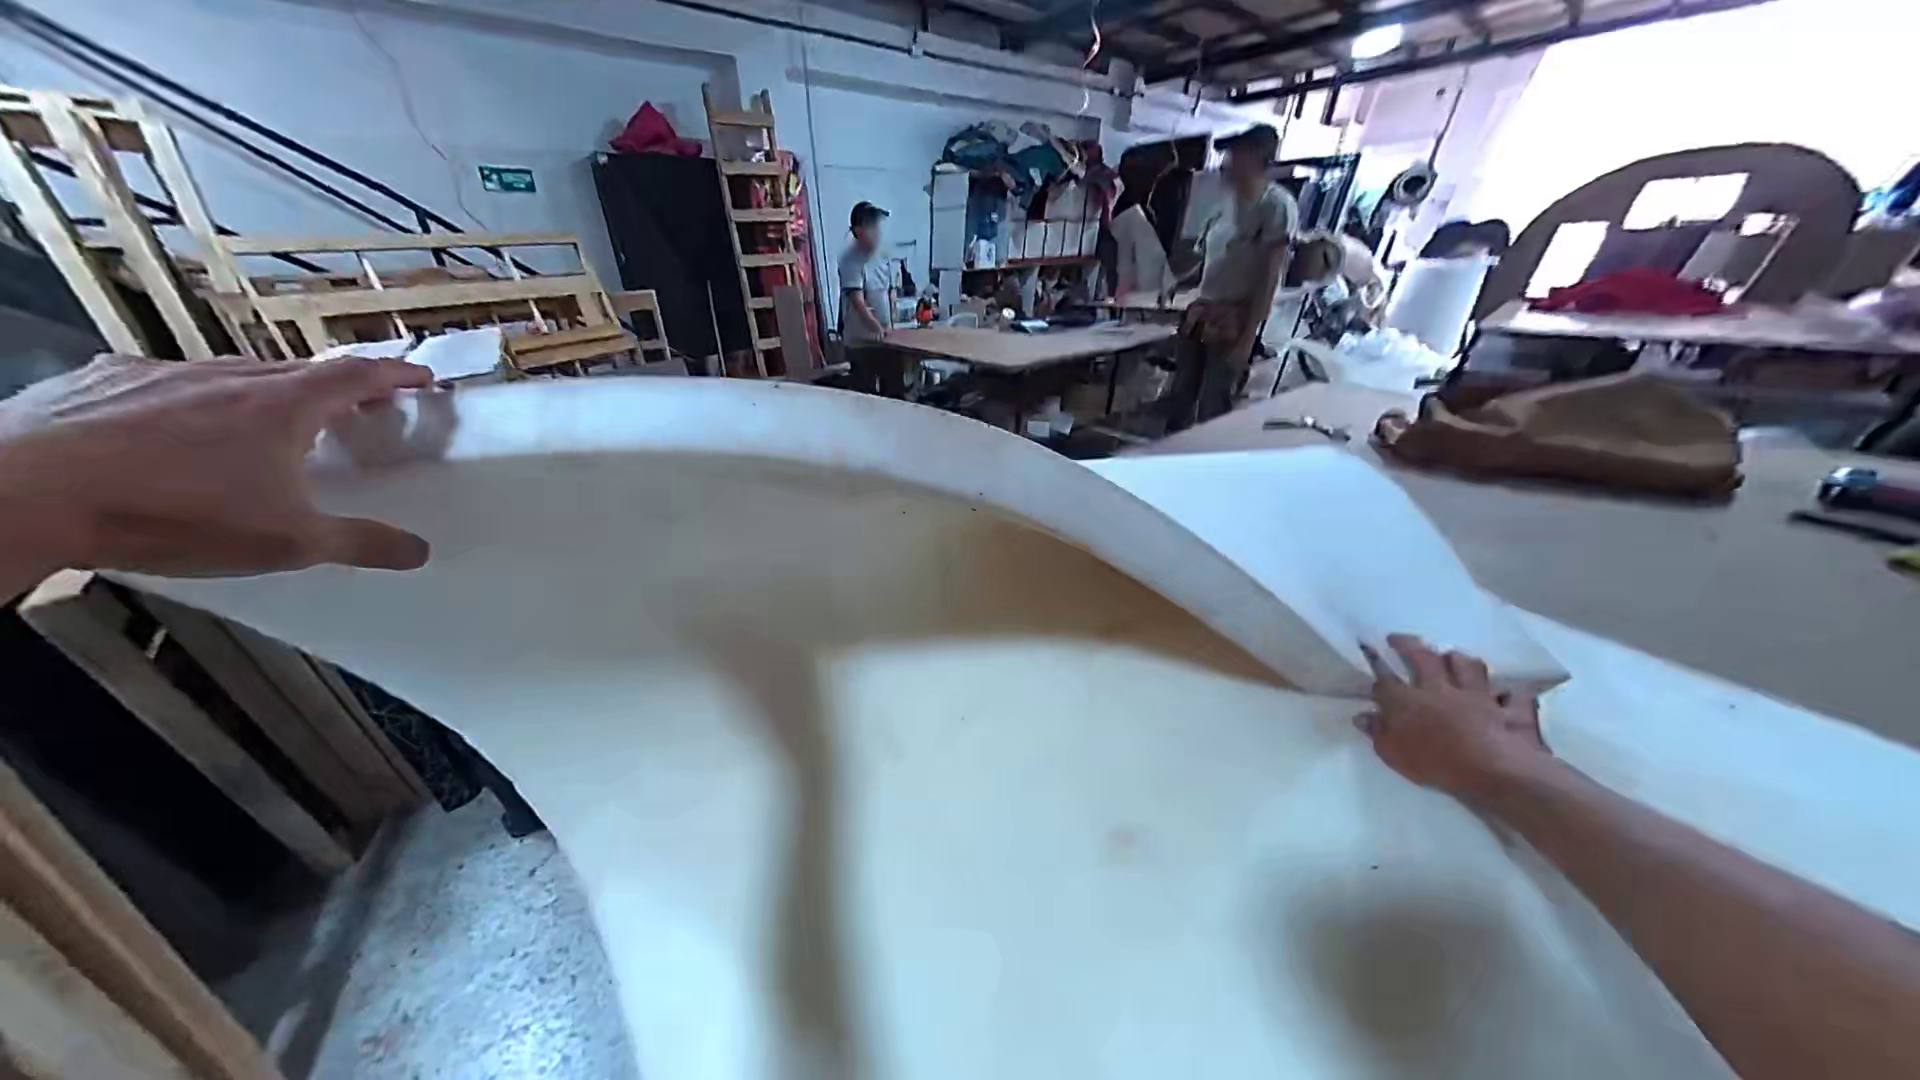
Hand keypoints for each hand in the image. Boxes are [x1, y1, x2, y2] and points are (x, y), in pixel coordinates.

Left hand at [0, 354, 433, 582]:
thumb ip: (361, 543)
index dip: (396, 374)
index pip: (358, 376)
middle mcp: (226, 379)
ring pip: (235, 373)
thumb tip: (416, 551)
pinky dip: (195, 397)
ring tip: (273, 420)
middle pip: (301, 371)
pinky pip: (166, 380)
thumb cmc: (166, 512)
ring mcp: (157, 375)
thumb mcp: (288, 542)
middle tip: (357, 405)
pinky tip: (181, 425)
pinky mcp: (97, 383)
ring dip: (268, 391)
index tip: (419, 378)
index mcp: (283, 407)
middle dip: (338, 386)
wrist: (13, 497)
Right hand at [1356, 634, 1554, 800]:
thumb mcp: (1392, 753)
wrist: (1491, 771)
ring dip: (1455, 658)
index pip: (1384, 677)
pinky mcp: (1501, 708)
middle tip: (1398, 638)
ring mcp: (1472, 695)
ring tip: (1449, 655)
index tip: (1368, 650)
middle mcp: (1436, 689)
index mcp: (1405, 700)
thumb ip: (1377, 732)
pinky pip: (1508, 694)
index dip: (1375, 662)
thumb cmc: (1434, 764)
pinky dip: (1506, 690)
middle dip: (1407, 644)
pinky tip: (1503, 689)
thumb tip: (1361, 716)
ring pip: (1464, 665)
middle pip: (1422, 657)